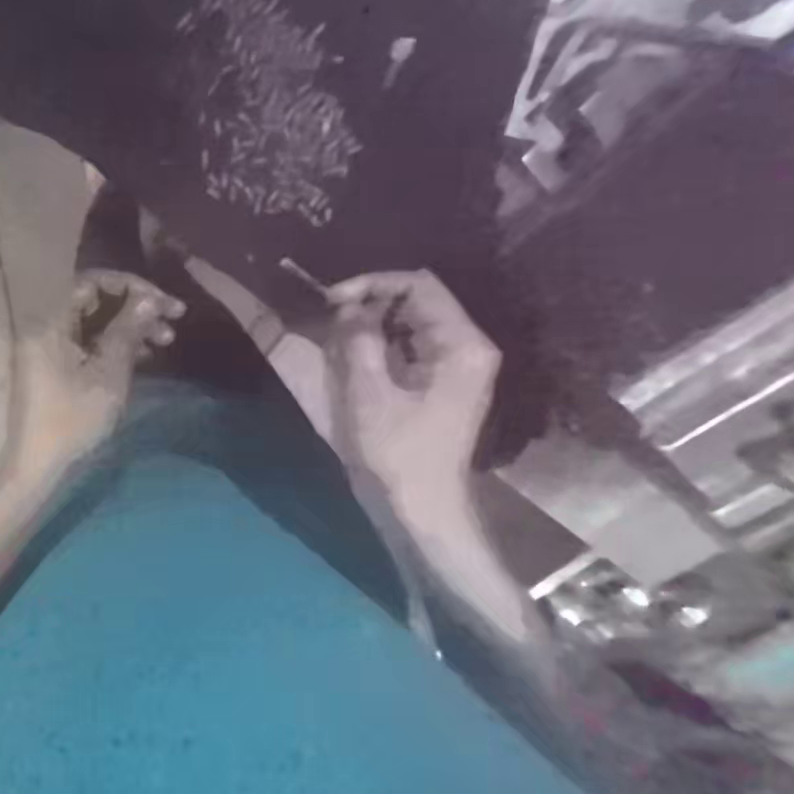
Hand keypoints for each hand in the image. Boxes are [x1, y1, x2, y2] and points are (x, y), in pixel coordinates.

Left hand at [3, 270, 184, 484]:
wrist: (37, 467)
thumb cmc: (72, 421)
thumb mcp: (108, 375)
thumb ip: (128, 331)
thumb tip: (149, 298)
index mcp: (51, 322)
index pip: (92, 282)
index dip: (131, 285)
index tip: (163, 301)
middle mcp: (46, 326)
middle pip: (95, 299)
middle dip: (136, 305)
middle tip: (173, 319)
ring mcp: (50, 346)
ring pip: (96, 321)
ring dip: (131, 325)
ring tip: (166, 340)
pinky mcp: (56, 364)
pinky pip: (89, 340)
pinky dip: (116, 343)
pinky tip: (147, 354)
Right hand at [325, 269, 499, 480]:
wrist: (421, 510)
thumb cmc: (399, 454)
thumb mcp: (370, 393)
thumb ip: (358, 339)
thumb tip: (346, 304)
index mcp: (461, 345)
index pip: (419, 285)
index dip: (373, 283)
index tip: (332, 299)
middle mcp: (464, 346)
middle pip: (415, 298)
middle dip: (368, 301)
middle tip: (329, 316)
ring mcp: (453, 363)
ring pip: (407, 319)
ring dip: (369, 321)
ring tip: (335, 336)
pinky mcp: (437, 378)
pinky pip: (405, 342)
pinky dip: (375, 340)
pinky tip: (350, 354)